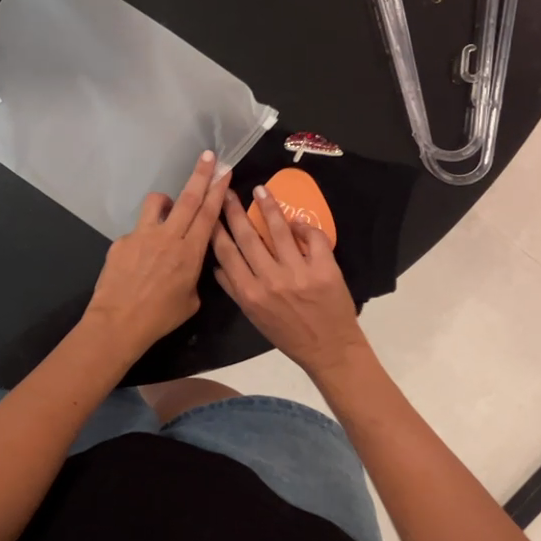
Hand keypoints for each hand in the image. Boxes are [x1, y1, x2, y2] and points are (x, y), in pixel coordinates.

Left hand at [84, 151, 233, 357]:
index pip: (207, 214)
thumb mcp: (190, 300)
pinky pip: (137, 231)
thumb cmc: (160, 317)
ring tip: (166, 209)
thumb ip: (193, 274)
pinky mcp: (121, 241)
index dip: (217, 191)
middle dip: (201, 175)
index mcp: (189, 252)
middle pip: (187, 198)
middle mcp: (166, 237)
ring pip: (156, 203)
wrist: (119, 321)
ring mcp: (141, 235)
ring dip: (165, 201)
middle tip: (209, 156)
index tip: (225, 172)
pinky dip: (143, 238)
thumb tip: (186, 263)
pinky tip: (138, 261)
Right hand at [212, 184, 367, 375]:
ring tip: (261, 189)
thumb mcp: (253, 317)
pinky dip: (303, 227)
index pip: (226, 252)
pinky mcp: (324, 270)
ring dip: (268, 207)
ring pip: (278, 231)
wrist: (329, 350)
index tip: (210, 210)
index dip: (216, 228)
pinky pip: (313, 238)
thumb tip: (216, 266)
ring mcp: (299, 273)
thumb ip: (234, 290)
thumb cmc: (287, 335)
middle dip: (235, 210)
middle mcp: (270, 280)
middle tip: (229, 190)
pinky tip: (296, 221)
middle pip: (248, 236)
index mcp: (250, 293)